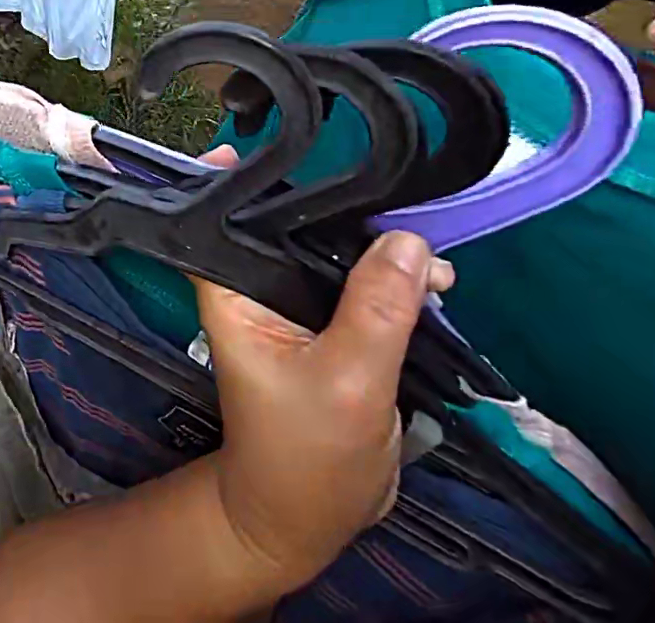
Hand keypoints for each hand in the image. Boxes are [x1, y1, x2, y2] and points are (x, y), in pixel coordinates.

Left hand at [188, 146, 453, 593]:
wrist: (312, 515)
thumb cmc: (306, 457)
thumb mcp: (347, 383)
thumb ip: (376, 309)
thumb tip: (409, 240)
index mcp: (236, 294)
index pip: (222, 219)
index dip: (237, 177)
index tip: (271, 139)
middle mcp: (261, 288)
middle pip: (292, 224)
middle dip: (342, 210)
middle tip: (395, 205)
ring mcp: (299, 305)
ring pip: (336, 252)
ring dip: (380, 249)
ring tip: (430, 263)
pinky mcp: (333, 323)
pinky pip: (363, 282)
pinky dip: (395, 278)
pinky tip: (431, 281)